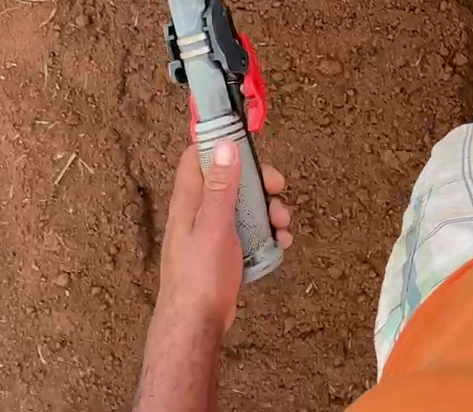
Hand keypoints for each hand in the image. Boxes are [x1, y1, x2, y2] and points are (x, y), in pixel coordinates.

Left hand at [154, 141, 291, 340]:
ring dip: (267, 209)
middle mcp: (198, 213)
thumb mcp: (215, 224)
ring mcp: (211, 233)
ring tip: (283, 224)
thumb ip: (221, 186)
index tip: (245, 146)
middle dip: (257, 182)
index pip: (196, 158)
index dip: (218, 146)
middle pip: (229, 181)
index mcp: (189, 201)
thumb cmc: (201, 275)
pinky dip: (265, 232)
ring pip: (243, 207)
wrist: (195, 328)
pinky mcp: (224, 252)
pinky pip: (248, 232)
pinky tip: (280, 242)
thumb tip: (225, 145)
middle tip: (277, 187)